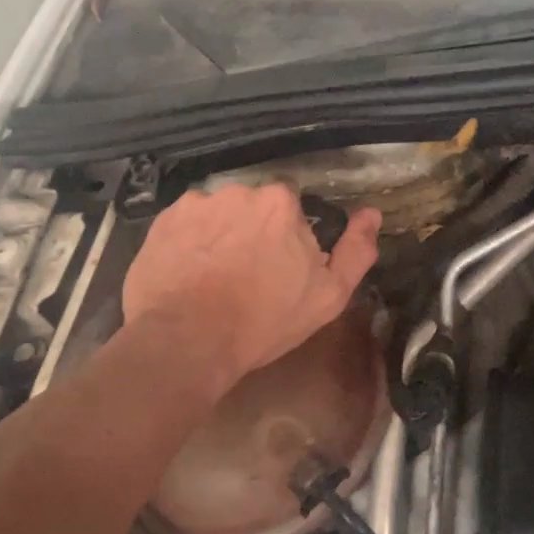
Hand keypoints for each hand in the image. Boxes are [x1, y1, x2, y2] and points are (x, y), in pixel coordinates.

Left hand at [122, 182, 380, 394]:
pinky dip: (190, 242)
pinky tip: (189, 274)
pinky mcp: (162, 222)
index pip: (291, 210)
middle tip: (248, 274)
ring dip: (221, 236)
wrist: (186, 343)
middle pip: (253, 208)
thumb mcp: (328, 295)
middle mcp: (239, 191)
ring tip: (214, 277)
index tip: (280, 268)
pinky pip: (186, 225)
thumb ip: (356, 250)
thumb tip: (371, 214)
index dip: (288, 238)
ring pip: (219, 215)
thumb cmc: (264, 320)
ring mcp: (197, 204)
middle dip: (254, 233)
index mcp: (281, 202)